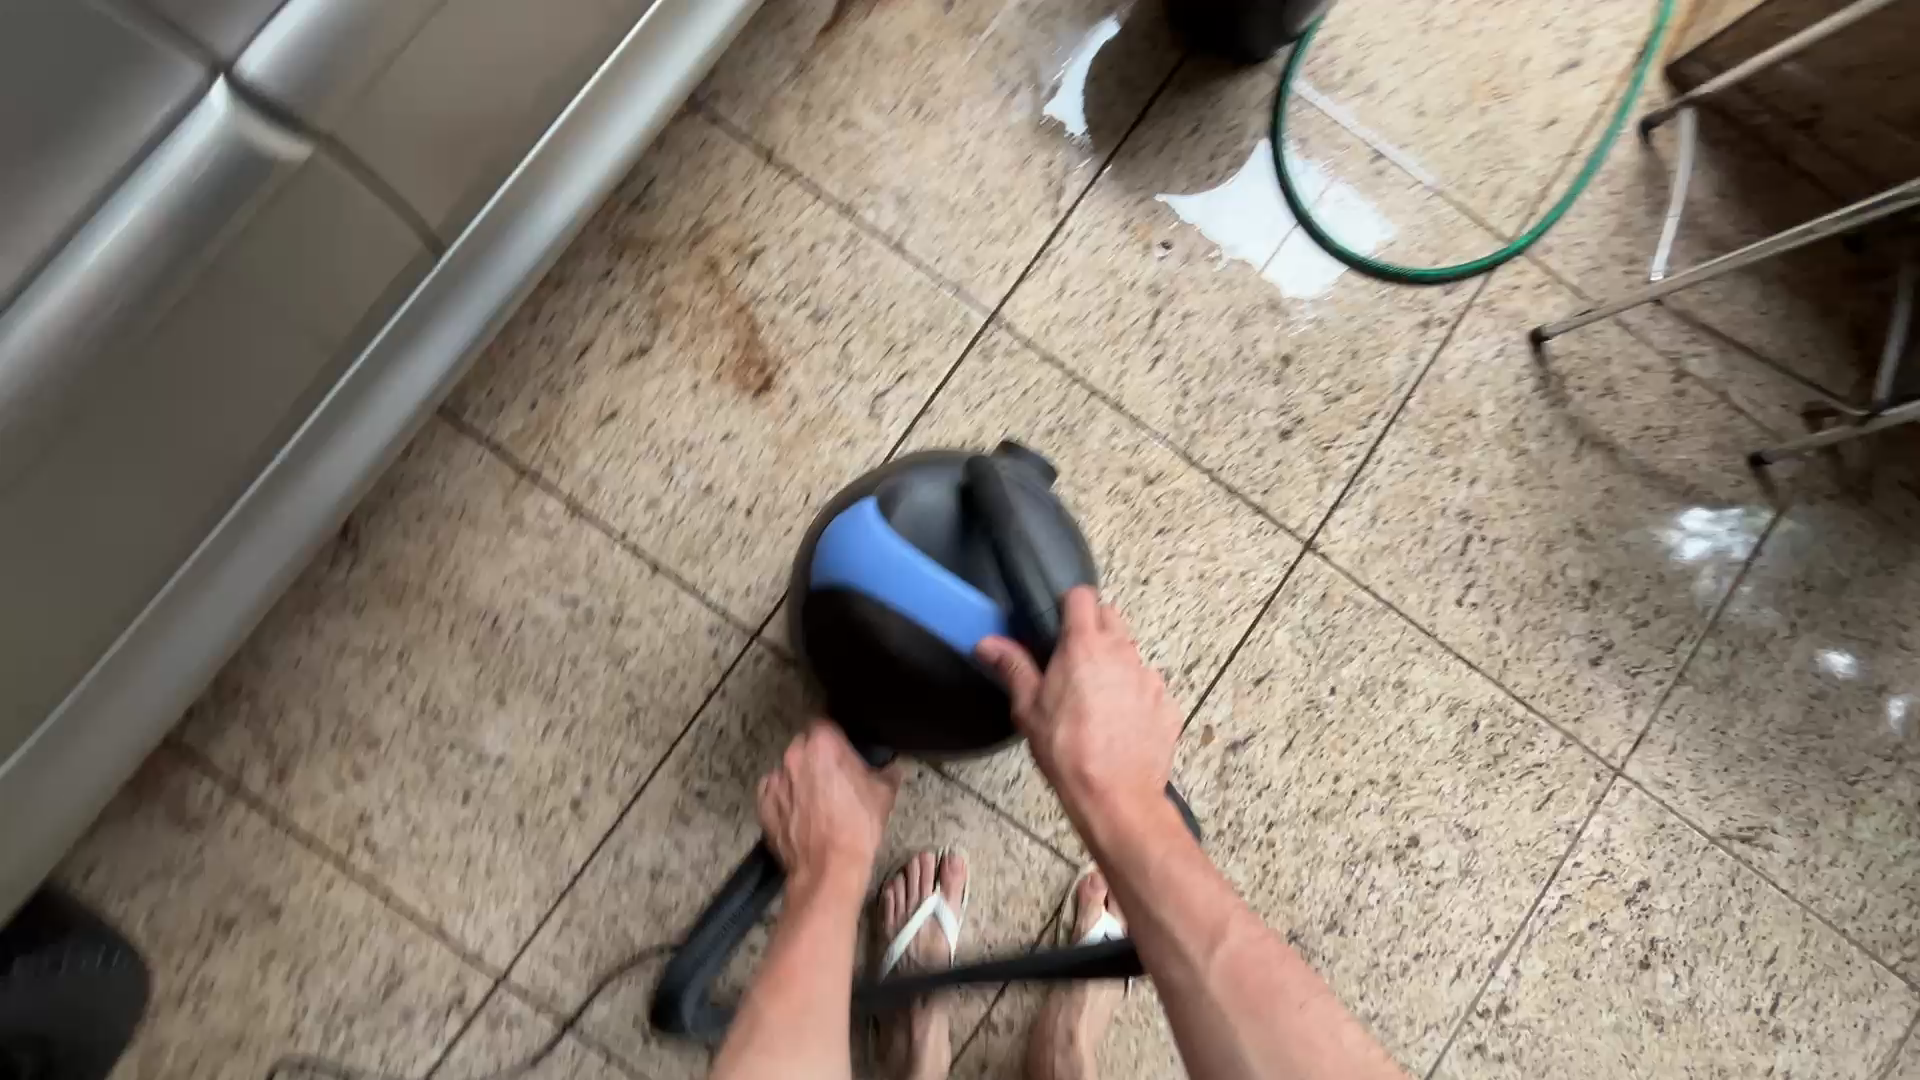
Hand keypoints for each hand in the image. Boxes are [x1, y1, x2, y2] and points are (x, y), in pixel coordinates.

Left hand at [757, 719, 904, 895]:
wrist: (829, 869)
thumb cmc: (858, 826)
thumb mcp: (884, 794)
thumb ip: (887, 771)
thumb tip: (890, 767)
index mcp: (823, 744)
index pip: (825, 724)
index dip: (835, 737)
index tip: (843, 751)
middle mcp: (794, 756)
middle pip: (804, 744)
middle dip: (816, 755)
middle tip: (833, 775)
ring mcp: (775, 780)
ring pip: (788, 768)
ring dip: (799, 776)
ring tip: (815, 798)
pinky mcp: (763, 804)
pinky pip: (773, 792)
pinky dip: (784, 797)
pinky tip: (799, 812)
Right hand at [976, 587, 1180, 833]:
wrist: (1116, 797)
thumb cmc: (1068, 751)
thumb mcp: (1028, 708)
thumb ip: (1012, 666)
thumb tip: (987, 643)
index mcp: (1084, 646)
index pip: (1082, 596)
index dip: (1068, 603)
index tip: (1058, 621)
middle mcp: (1122, 652)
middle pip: (1110, 616)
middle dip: (1092, 627)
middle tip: (1072, 657)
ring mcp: (1149, 677)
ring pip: (1130, 652)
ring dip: (1113, 662)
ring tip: (1095, 696)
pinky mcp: (1167, 703)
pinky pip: (1148, 685)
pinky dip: (1135, 694)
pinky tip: (1118, 721)